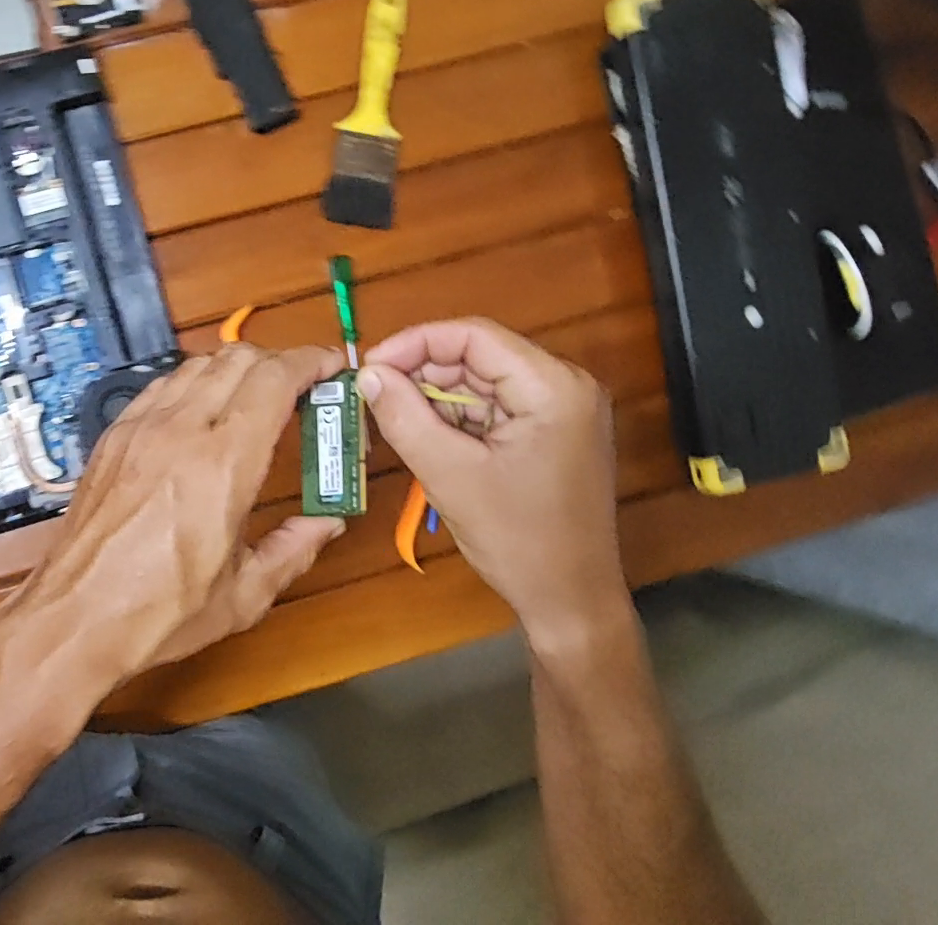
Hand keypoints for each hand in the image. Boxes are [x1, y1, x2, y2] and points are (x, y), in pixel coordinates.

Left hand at [6, 343, 348, 678]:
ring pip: (199, 364)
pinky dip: (194, 383)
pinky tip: (203, 411)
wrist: (75, 617)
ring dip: (237, 368)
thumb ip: (294, 548)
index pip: (274, 379)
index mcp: (222, 466)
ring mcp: (141, 428)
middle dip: (279, 362)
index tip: (330, 368)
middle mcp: (180, 431)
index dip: (310, 362)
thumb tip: (326, 521)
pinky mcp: (115, 436)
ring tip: (255, 397)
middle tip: (301, 388)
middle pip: (239, 358)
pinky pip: (162, 385)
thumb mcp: (244, 594)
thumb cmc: (158, 613)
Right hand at [356, 318, 626, 646]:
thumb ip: (404, 417)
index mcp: (553, 386)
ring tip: (392, 418)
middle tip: (374, 396)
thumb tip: (368, 375)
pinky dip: (455, 419)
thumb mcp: (450, 474)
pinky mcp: (550, 434)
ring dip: (434, 398)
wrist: (570, 601)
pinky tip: (424, 436)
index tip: (370, 367)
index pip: (474, 336)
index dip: (415, 343)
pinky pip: (492, 409)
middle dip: (422, 373)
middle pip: (478, 356)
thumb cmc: (518, 540)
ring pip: (481, 383)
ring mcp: (560, 411)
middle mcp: (564, 386)